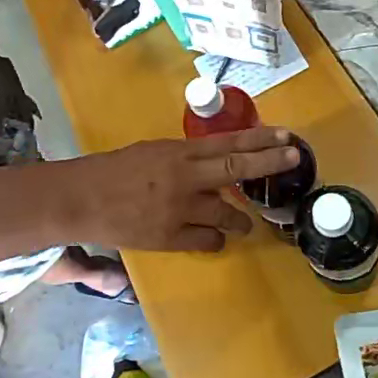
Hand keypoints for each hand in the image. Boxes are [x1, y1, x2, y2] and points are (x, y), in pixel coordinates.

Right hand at [66, 128, 301, 251]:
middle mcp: (185, 178)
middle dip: (269, 163)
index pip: (227, 142)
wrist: (83, 199)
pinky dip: (215, 239)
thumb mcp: (151, 152)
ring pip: (226, 214)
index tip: (286, 136)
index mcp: (177, 153)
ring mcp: (179, 210)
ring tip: (244, 223)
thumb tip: (212, 164)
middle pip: (236, 169)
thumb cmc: (112, 170)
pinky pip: (208, 241)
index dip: (260, 139)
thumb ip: (183, 158)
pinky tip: (214, 238)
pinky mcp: (170, 237)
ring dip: (240, 219)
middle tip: (294, 159)